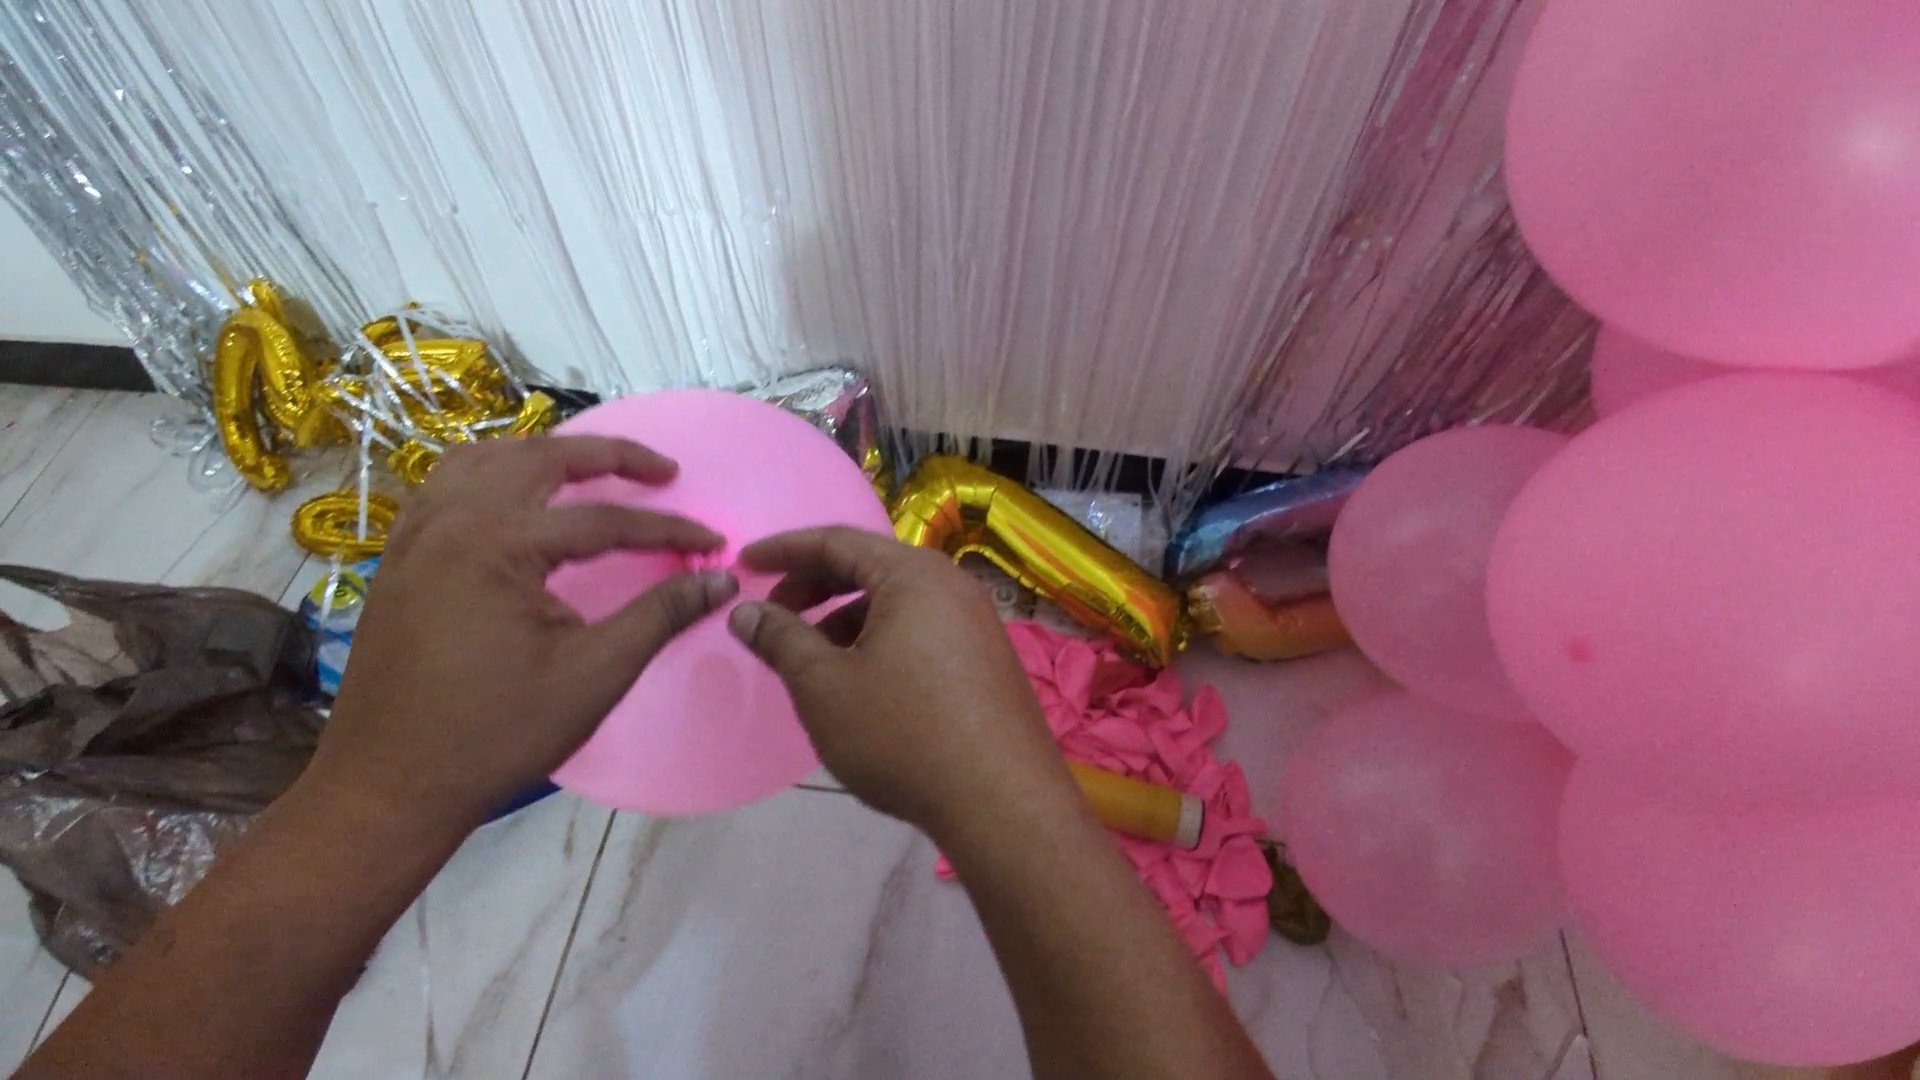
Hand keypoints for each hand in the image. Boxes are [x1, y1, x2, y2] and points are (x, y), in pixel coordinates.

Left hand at [309, 435, 737, 832]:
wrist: (389, 786)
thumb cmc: (498, 732)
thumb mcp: (596, 672)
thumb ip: (661, 614)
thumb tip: (719, 580)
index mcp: (496, 545)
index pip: (604, 520)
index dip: (668, 530)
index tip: (713, 544)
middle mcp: (450, 522)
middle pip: (540, 459)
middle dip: (609, 456)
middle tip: (662, 471)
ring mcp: (414, 537)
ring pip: (484, 460)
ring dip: (544, 455)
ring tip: (590, 471)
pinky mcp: (399, 560)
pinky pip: (446, 488)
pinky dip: (492, 476)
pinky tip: (515, 502)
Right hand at [725, 527, 1076, 835]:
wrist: (1002, 802)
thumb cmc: (903, 734)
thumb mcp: (825, 686)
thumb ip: (781, 639)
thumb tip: (746, 611)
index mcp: (914, 575)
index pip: (837, 541)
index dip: (785, 550)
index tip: (744, 564)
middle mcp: (952, 586)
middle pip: (870, 567)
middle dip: (814, 585)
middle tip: (773, 614)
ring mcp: (976, 623)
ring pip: (897, 603)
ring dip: (847, 618)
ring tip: (812, 658)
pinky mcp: (987, 659)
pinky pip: (922, 629)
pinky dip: (882, 640)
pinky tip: (863, 681)